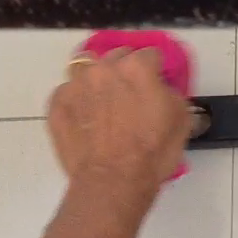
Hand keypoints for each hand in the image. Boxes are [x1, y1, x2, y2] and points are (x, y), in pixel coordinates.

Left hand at [47, 48, 189, 214]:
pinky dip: (78, 100)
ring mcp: (75, 86)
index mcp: (136, 67)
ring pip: (87, 69)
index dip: (158, 70)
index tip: (159, 85)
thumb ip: (170, 91)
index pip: (152, 54)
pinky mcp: (56, 105)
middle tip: (133, 95)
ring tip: (104, 102)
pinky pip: (68, 93)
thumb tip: (159, 89)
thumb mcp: (182, 117)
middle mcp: (103, 68)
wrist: (113, 182)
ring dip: (98, 80)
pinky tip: (86, 118)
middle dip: (126, 70)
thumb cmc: (153, 151)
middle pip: (117, 56)